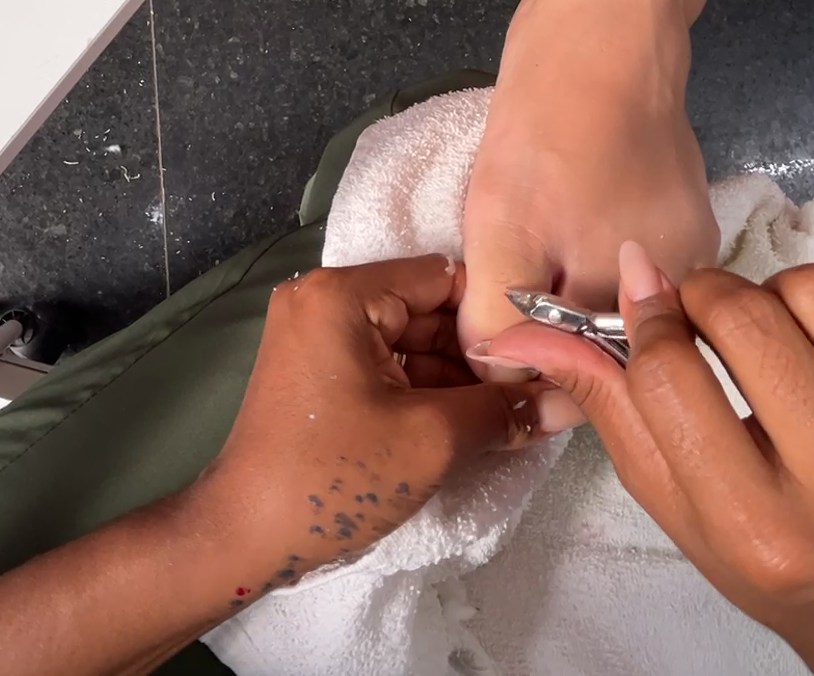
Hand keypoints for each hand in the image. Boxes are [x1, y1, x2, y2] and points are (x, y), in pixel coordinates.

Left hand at [189, 256, 543, 601]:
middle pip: (424, 308)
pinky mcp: (318, 366)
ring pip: (408, 339)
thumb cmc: (332, 475)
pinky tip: (471, 416)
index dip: (494, 313)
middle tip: (537, 385)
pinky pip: (384, 361)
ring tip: (513, 407)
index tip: (542, 348)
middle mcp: (324, 298)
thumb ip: (504, 411)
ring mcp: (317, 332)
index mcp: (341, 294)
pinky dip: (424, 387)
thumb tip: (569, 401)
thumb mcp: (430, 439)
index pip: (441, 277)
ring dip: (456, 374)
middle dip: (478, 351)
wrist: (243, 535)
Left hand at [462, 0, 717, 359]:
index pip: (588, 375)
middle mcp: (686, 285)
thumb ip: (498, 310)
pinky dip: (574, 247)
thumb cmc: (547, 125)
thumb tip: (494, 370)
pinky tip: (553, 211)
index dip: (530, 363)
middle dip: (539, 319)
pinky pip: (616, 253)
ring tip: (522, 230)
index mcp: (653, 304)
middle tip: (496, 265)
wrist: (602, 22)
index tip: (484, 335)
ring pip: (604, 294)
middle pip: (599, 336)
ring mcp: (687, 241)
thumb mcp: (503, 226)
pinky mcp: (675, 204)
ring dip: (553, 280)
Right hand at [480, 243, 813, 675]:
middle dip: (709, 296)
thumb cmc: (753, 547)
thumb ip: (597, 397)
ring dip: (781, 295)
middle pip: (749, 316)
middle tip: (709, 319)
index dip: (647, 318)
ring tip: (779, 340)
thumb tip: (513, 330)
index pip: (670, 369)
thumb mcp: (659, 487)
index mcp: (761, 526)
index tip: (648, 306)